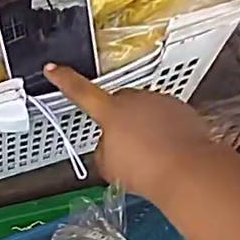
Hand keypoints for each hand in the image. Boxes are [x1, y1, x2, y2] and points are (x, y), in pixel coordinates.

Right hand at [45, 63, 222, 200]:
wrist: (186, 171)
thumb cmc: (143, 170)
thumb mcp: (109, 167)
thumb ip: (103, 151)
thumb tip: (110, 147)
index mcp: (111, 112)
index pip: (81, 92)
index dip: (64, 81)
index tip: (52, 68)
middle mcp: (136, 100)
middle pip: (118, 105)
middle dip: (118, 122)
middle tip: (123, 150)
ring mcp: (161, 101)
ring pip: (143, 112)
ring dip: (142, 129)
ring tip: (148, 157)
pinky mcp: (181, 110)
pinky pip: (165, 119)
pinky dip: (163, 133)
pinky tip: (165, 153)